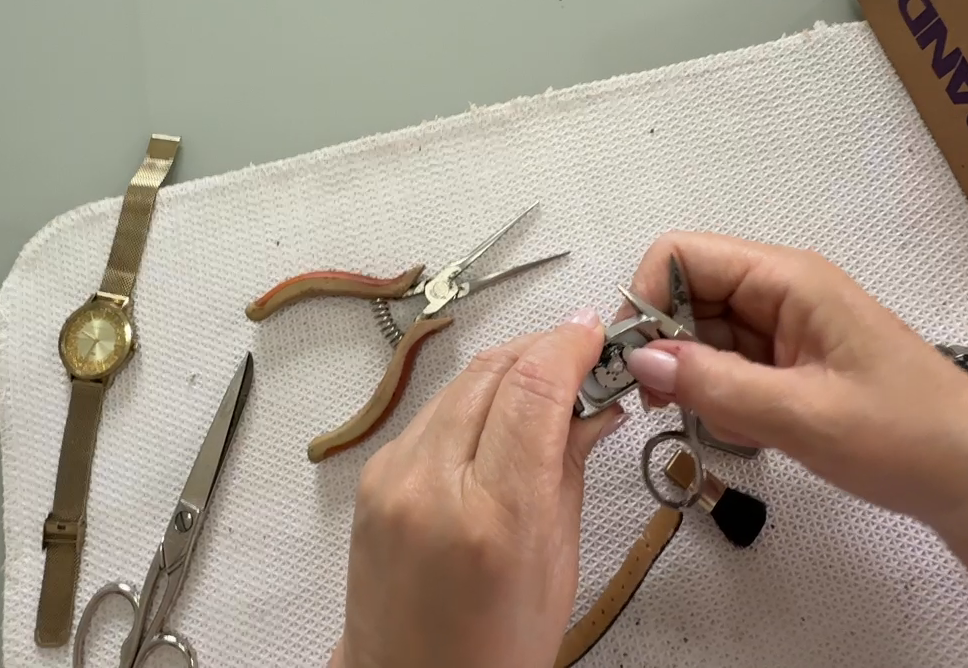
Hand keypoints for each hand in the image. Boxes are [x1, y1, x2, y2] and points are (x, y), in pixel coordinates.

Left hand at [330, 312, 624, 667]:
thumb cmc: (492, 650)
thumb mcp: (557, 564)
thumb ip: (569, 467)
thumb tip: (594, 400)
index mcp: (492, 517)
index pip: (531, 391)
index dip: (567, 346)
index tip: (592, 331)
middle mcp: (430, 483)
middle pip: (492, 371)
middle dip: (542, 348)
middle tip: (580, 350)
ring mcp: (393, 473)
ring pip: (462, 381)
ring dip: (509, 368)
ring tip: (547, 380)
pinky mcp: (374, 469)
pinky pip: (434, 410)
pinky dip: (474, 398)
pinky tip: (498, 414)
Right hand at [619, 232, 967, 527]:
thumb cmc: (910, 438)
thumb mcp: (805, 416)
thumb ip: (714, 385)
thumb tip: (636, 360)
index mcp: (786, 278)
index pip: (682, 255)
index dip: (645, 296)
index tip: (635, 360)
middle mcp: (777, 289)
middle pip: (686, 293)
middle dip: (667, 346)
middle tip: (664, 406)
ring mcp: (782, 324)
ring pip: (701, 333)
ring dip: (697, 378)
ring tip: (731, 427)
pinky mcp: (788, 359)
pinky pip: (727, 363)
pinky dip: (721, 397)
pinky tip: (751, 433)